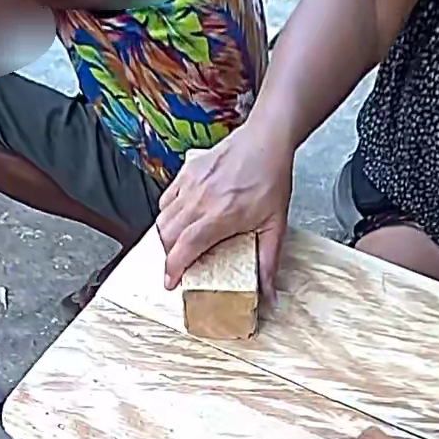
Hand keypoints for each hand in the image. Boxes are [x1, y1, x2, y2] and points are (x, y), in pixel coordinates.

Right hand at [156, 123, 292, 293]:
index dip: (174, 267)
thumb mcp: (275, 228)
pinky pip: (168, 197)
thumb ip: (269, 263)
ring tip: (177, 250)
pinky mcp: (187, 171)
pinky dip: (167, 214)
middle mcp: (200, 199)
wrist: (266, 142)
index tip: (170, 283)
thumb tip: (270, 296)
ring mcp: (191, 183)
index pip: (186, 247)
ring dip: (166, 237)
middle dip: (167, 256)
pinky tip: (179, 223)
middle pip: (168, 234)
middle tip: (176, 270)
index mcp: (220, 216)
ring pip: (163, 216)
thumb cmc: (271, 182)